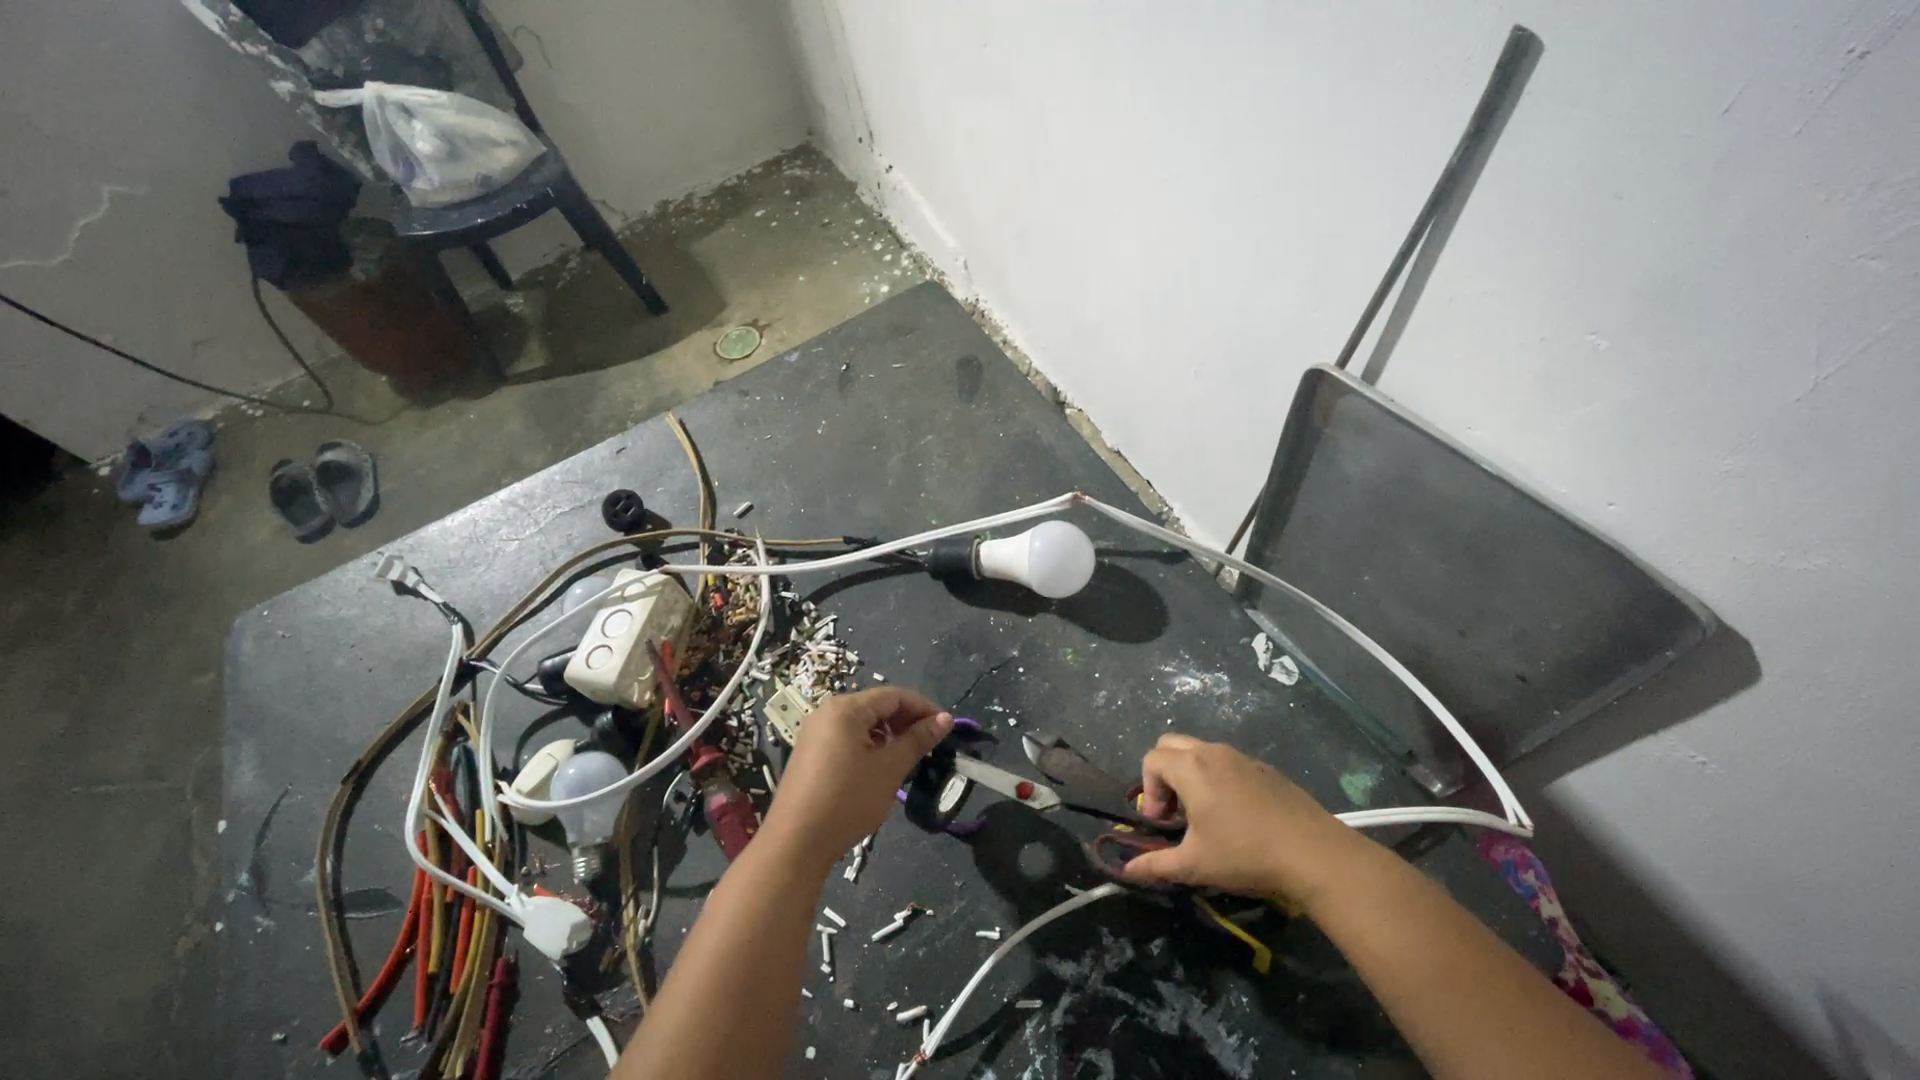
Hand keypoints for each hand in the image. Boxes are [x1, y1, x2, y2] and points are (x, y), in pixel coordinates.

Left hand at [759, 688, 952, 870]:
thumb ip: (917, 740)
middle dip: (906, 720)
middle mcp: (827, 712)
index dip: (923, 707)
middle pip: (876, 705)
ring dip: (888, 734)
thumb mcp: (889, 769)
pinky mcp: (810, 752)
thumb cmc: (847, 801)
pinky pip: (846, 737)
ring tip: (908, 757)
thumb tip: (945, 718)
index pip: (894, 696)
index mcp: (846, 709)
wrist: (795, 842)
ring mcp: (814, 732)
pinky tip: (879, 767)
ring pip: (861, 722)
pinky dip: (869, 744)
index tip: (947, 727)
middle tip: (930, 744)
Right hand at [1122, 735, 1362, 907]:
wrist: (1313, 852)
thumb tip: (1125, 871)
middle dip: (1163, 774)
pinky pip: (1228, 763)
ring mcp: (1242, 757)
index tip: (1160, 824)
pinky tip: (1236, 816)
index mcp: (1191, 768)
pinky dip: (1218, 779)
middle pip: (1171, 745)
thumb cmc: (1245, 854)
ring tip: (1203, 815)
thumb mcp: (1194, 864)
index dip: (1147, 791)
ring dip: (1191, 775)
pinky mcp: (1266, 769)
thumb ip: (1155, 865)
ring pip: (1201, 752)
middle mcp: (1213, 752)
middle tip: (1174, 812)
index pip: (1151, 760)